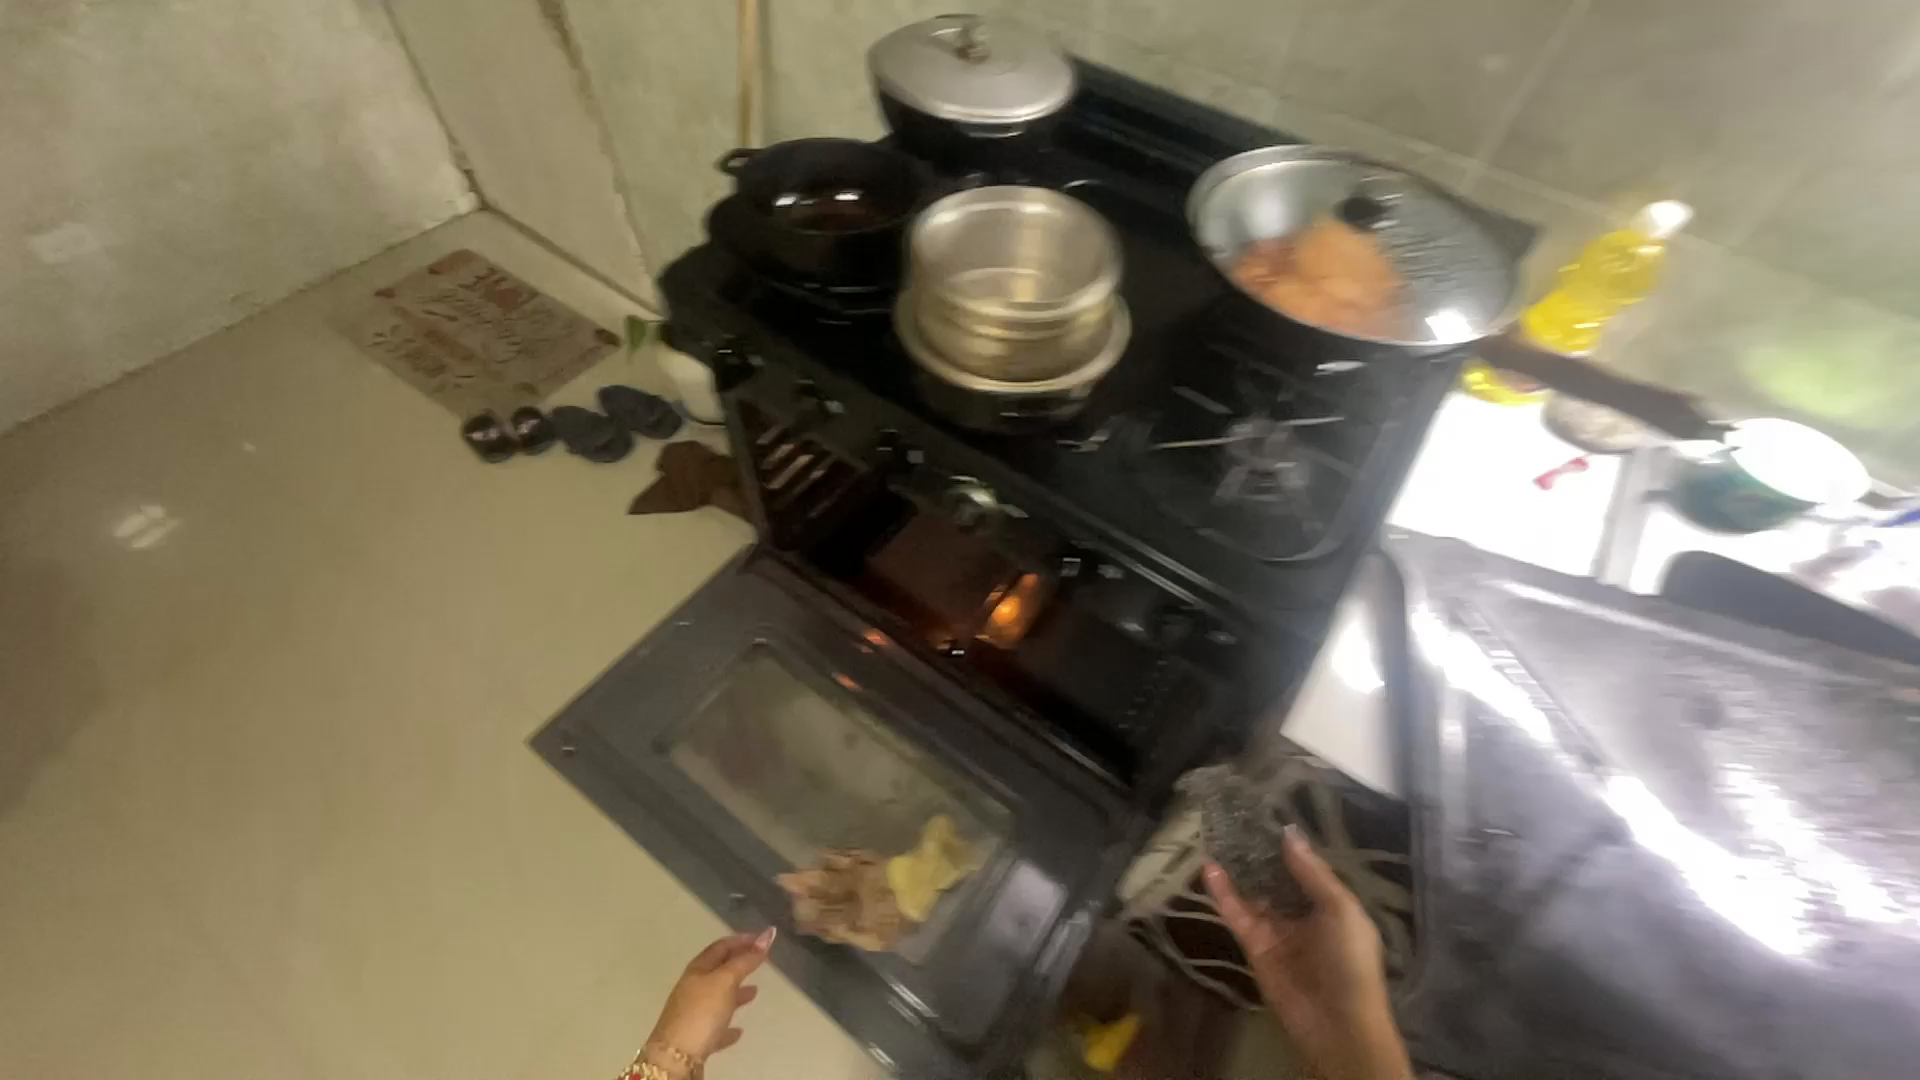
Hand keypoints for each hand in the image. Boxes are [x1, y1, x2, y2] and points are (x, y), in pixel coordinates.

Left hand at [645, 928, 774, 1069]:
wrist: (674, 1058)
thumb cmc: (702, 1011)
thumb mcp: (726, 980)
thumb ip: (746, 959)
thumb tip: (768, 934)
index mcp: (698, 969)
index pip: (722, 946)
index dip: (742, 940)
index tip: (763, 939)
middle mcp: (693, 988)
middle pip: (719, 970)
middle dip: (739, 964)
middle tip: (760, 961)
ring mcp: (692, 1013)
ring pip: (718, 997)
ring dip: (736, 993)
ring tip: (755, 993)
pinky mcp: (695, 1038)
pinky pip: (715, 1026)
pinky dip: (728, 1024)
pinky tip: (739, 1031)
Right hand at [1203, 829, 1412, 1079]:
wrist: (1338, 1025)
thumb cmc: (1350, 962)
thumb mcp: (1341, 910)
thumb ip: (1312, 872)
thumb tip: (1288, 831)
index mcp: (1329, 906)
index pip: (1304, 869)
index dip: (1286, 846)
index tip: (1264, 815)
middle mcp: (1301, 914)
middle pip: (1274, 877)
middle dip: (1256, 853)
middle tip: (1233, 820)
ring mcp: (1275, 929)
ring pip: (1251, 892)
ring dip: (1236, 868)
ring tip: (1216, 836)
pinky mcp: (1253, 945)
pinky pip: (1236, 913)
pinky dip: (1222, 892)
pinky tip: (1209, 867)